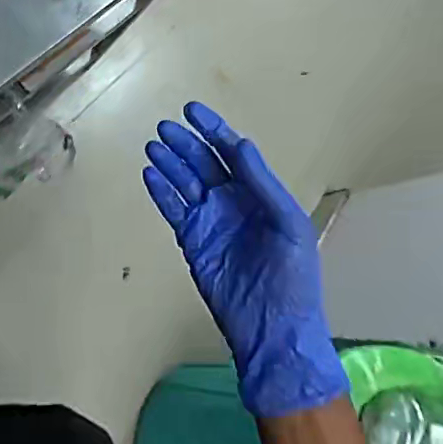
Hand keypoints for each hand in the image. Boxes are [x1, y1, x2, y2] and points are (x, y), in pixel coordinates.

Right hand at [143, 102, 346, 417]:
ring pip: (185, 182)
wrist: (274, 333)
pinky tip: (150, 174)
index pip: (232, 152)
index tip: (192, 110)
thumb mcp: (287, 225)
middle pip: (203, 163)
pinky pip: (173, 209)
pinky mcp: (192, 242)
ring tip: (153, 145)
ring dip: (169, 163)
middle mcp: (232, 202)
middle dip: (185, 143)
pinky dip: (161, 192)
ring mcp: (210, 222)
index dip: (213, 129)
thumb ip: (263, 183)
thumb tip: (241, 143)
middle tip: (165, 127)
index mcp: (259, 194)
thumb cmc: (292, 278)